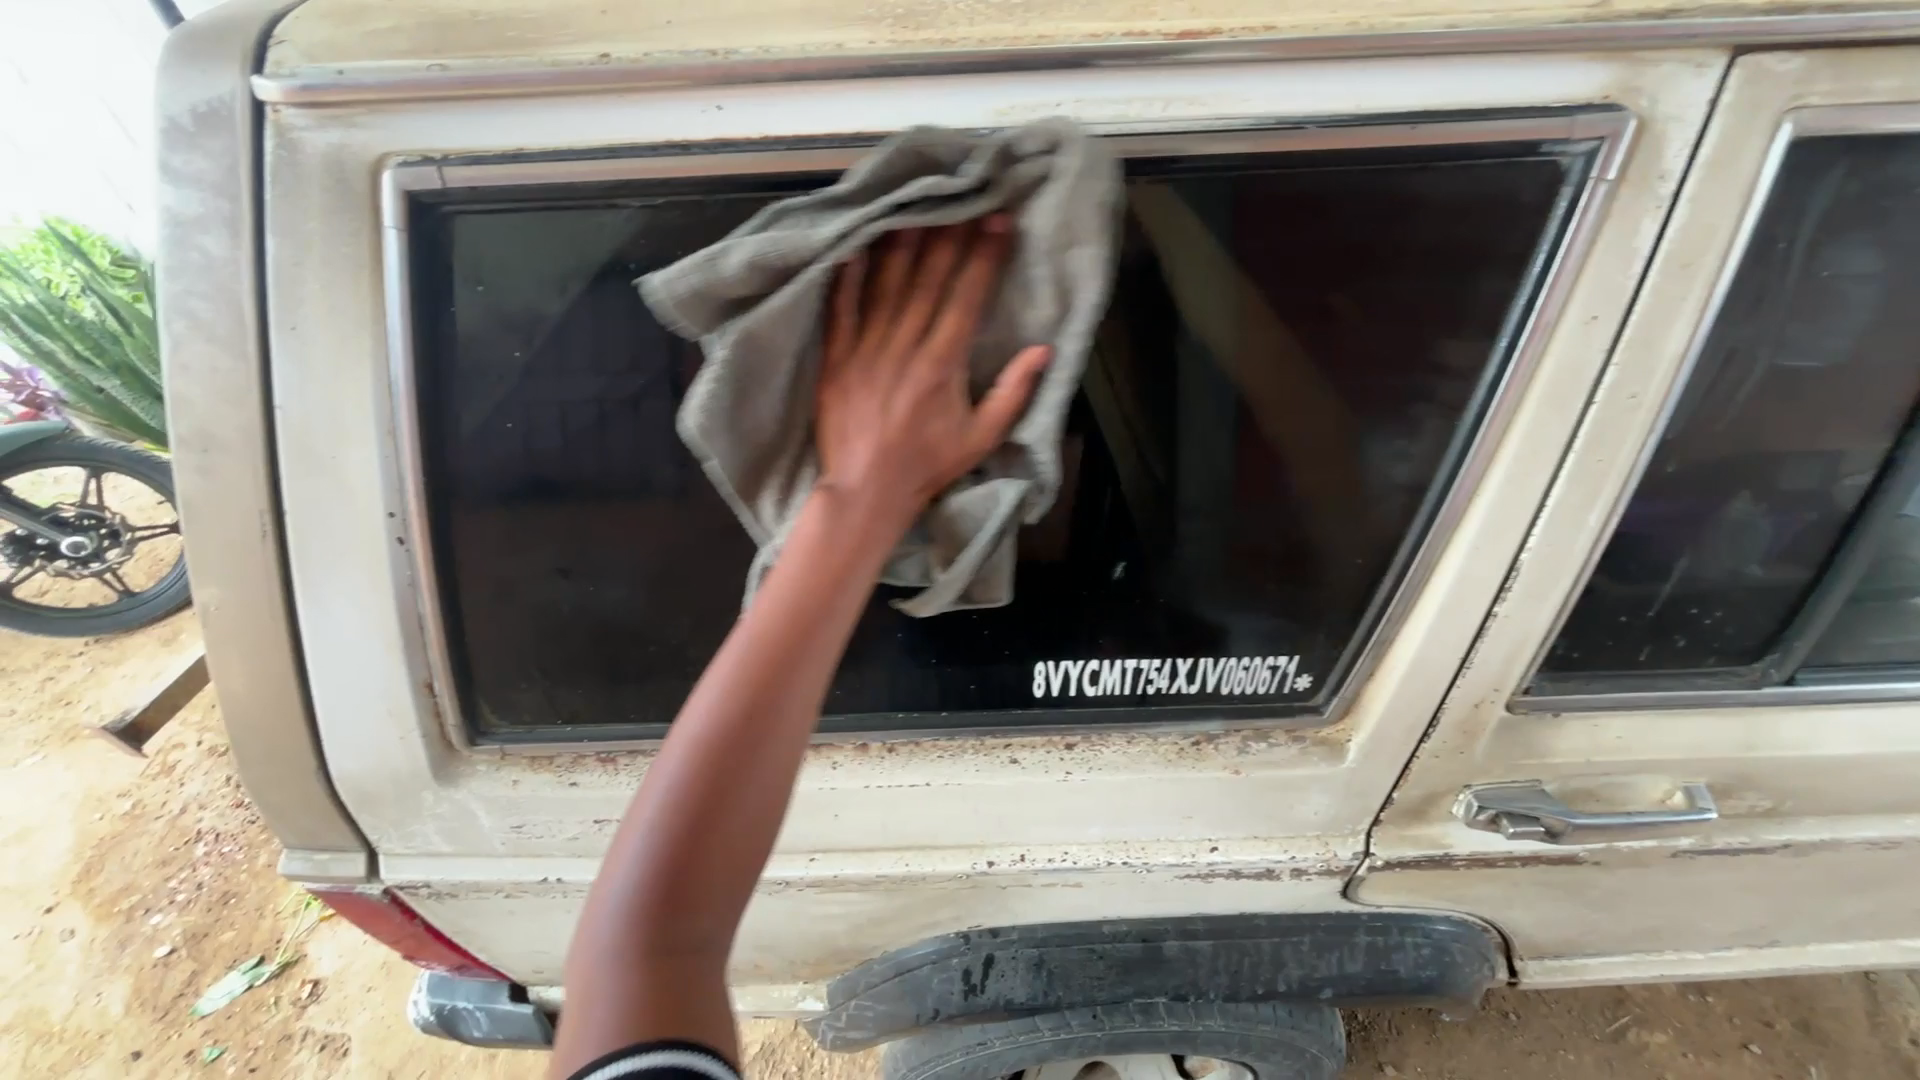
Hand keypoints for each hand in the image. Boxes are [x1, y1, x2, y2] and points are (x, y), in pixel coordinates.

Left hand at [815, 216, 1052, 527]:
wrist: (866, 490)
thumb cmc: (928, 466)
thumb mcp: (981, 438)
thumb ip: (1012, 393)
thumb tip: (1043, 351)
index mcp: (942, 364)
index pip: (967, 296)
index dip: (984, 255)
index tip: (998, 220)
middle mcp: (904, 347)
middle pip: (928, 279)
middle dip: (949, 236)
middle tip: (962, 198)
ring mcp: (866, 350)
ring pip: (886, 285)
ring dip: (902, 242)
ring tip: (916, 207)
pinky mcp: (836, 359)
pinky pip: (840, 308)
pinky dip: (847, 275)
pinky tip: (856, 244)